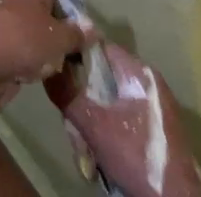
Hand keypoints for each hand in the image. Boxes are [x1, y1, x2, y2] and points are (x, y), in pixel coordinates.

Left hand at [0, 0, 87, 113]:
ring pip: (33, 42)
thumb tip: (92, 28)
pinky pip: (22, 60)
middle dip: (59, 38)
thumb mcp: (60, 37)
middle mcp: (15, 4)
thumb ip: (77, 34)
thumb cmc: (25, 40)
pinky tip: (46, 81)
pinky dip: (32, 69)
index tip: (86, 37)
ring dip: (46, 56)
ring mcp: (4, 29)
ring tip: (68, 73)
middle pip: (43, 20)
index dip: (71, 15)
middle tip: (80, 58)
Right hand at [44, 42, 200, 196]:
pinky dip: (104, 127)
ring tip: (82, 143)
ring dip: (90, 117)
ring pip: (108, 98)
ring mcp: (154, 105)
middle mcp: (149, 82)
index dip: (73, 50)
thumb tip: (45, 66)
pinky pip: (120, 115)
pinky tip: (96, 149)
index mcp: (140, 73)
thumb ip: (66, 92)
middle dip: (80, 95)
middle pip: (102, 75)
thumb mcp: (93, 125)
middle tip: (68, 118)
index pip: (98, 45)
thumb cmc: (136, 155)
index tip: (53, 64)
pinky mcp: (154, 126)